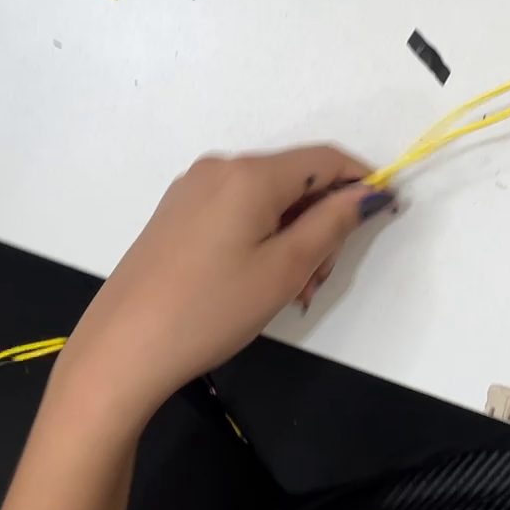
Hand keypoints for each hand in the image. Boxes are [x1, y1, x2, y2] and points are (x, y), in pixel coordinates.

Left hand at [55, 145, 393, 421]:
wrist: (122, 351)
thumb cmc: (212, 309)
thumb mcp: (286, 268)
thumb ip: (335, 222)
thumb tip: (372, 192)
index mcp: (249, 175)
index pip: (326, 158)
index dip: (363, 181)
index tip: (387, 214)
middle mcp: (219, 168)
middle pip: (296, 180)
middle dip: (323, 222)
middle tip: (321, 279)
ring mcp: (192, 190)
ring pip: (269, 200)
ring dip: (295, 237)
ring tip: (292, 292)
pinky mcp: (177, 214)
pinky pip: (239, 212)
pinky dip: (264, 238)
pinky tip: (260, 281)